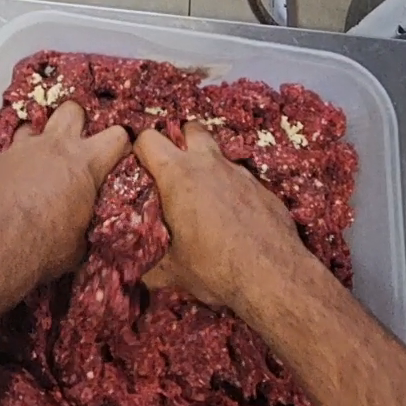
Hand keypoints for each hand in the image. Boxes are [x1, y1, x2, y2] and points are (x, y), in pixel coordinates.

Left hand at [0, 100, 129, 285]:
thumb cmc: (44, 246)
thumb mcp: (81, 240)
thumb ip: (88, 217)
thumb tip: (88, 221)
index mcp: (86, 163)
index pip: (117, 136)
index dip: (120, 143)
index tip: (118, 154)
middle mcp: (57, 146)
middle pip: (73, 109)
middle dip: (78, 120)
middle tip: (77, 142)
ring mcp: (26, 148)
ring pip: (39, 123)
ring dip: (43, 138)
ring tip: (43, 158)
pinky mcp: (0, 158)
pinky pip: (14, 147)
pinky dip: (19, 158)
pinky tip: (17, 178)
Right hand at [134, 124, 312, 312]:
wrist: (274, 276)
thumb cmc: (216, 269)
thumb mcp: (172, 271)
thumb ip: (147, 265)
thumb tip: (131, 271)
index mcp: (178, 175)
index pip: (148, 139)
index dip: (139, 149)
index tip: (138, 167)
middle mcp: (209, 163)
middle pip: (190, 128)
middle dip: (180, 140)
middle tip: (173, 168)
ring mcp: (239, 172)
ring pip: (218, 153)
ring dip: (208, 165)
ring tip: (204, 196)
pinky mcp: (263, 187)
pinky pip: (241, 178)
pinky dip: (232, 188)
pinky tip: (233, 216)